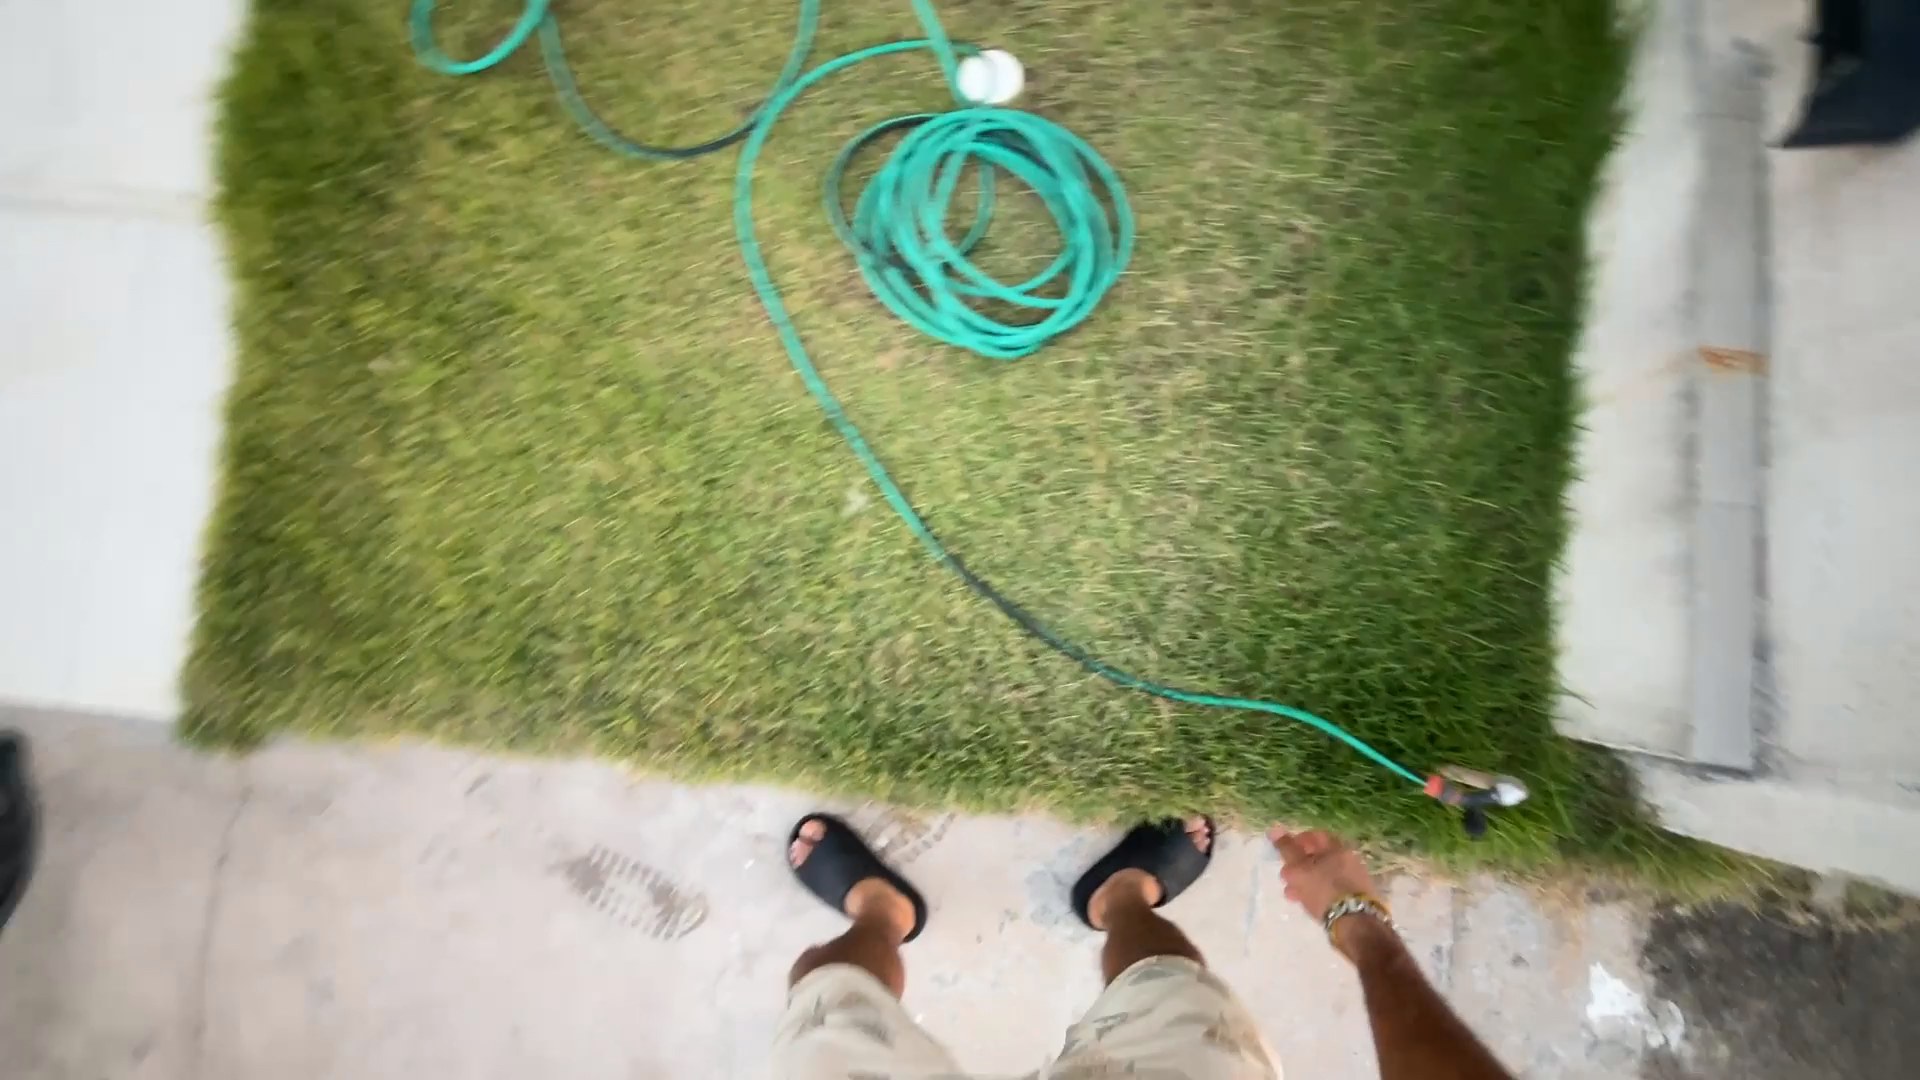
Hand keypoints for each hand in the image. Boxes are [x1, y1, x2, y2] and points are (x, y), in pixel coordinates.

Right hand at [1267, 826, 1379, 921]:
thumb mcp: (1299, 868)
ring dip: (1305, 882)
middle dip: (1298, 866)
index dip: (1297, 841)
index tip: (1284, 853)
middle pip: (1318, 857)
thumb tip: (1273, 830)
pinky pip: (1333, 890)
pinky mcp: (1358, 899)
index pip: (1314, 835)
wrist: (1357, 924)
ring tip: (1292, 895)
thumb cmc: (1324, 890)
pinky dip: (1319, 893)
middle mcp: (1350, 860)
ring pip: (1324, 875)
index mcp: (1338, 848)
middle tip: (1285, 877)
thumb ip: (1286, 849)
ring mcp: (1356, 880)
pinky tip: (1309, 904)